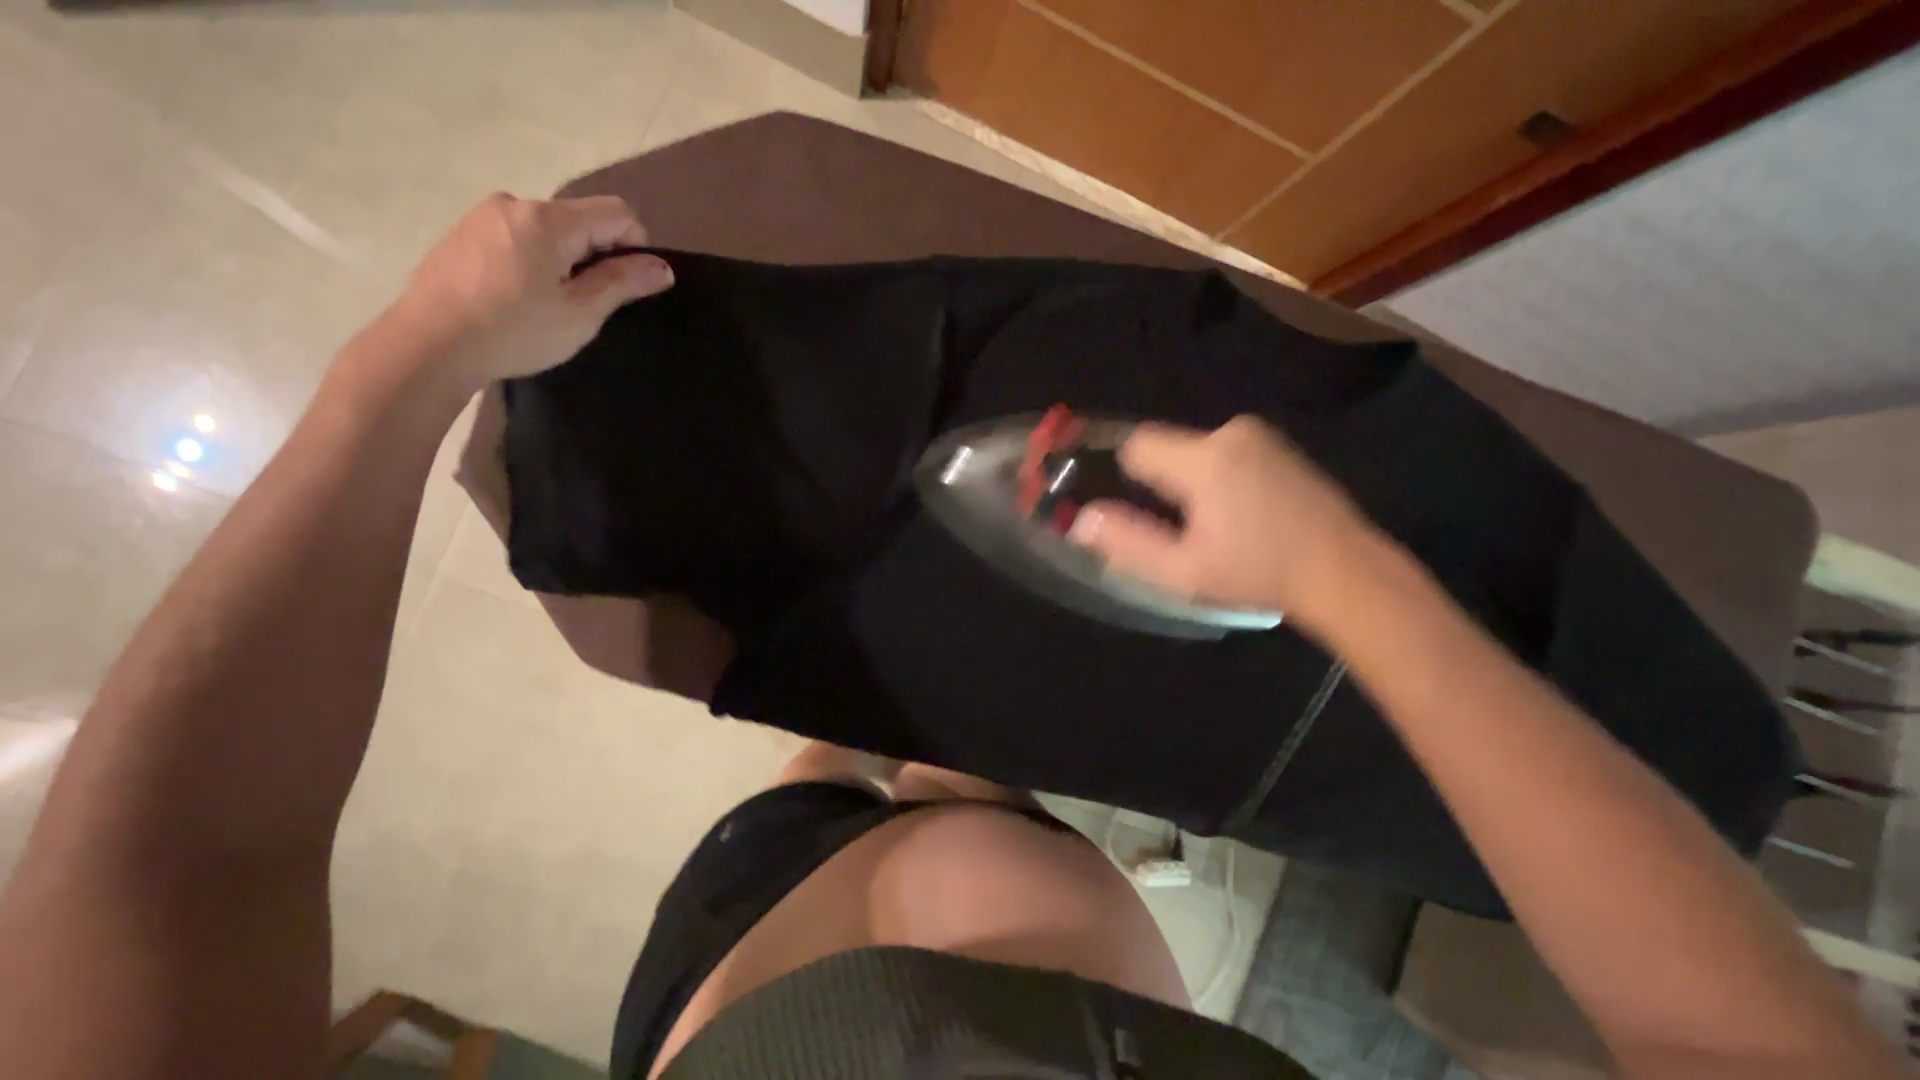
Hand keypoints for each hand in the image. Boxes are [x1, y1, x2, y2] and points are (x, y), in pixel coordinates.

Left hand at [384, 194, 674, 387]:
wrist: (427, 345)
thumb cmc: (514, 332)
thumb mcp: (579, 314)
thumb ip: (622, 283)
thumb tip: (662, 267)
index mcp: (549, 219)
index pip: (617, 213)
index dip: (636, 246)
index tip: (629, 286)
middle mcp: (516, 204)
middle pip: (580, 219)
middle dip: (596, 254)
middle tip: (588, 303)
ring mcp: (483, 216)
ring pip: (547, 229)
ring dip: (563, 258)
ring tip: (548, 304)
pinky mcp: (462, 234)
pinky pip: (516, 237)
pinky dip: (531, 260)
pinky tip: (517, 298)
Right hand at [1068, 416, 1384, 628]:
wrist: (1346, 572)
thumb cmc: (1259, 575)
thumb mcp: (1184, 572)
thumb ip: (1127, 544)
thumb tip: (1081, 520)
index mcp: (1205, 460)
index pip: (1136, 446)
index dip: (1128, 478)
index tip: (1142, 514)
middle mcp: (1231, 433)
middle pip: (1168, 448)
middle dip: (1165, 487)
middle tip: (1184, 533)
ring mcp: (1261, 436)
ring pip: (1196, 452)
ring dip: (1193, 484)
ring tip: (1221, 529)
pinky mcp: (1281, 446)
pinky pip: (1227, 454)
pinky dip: (1222, 479)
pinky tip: (1246, 517)